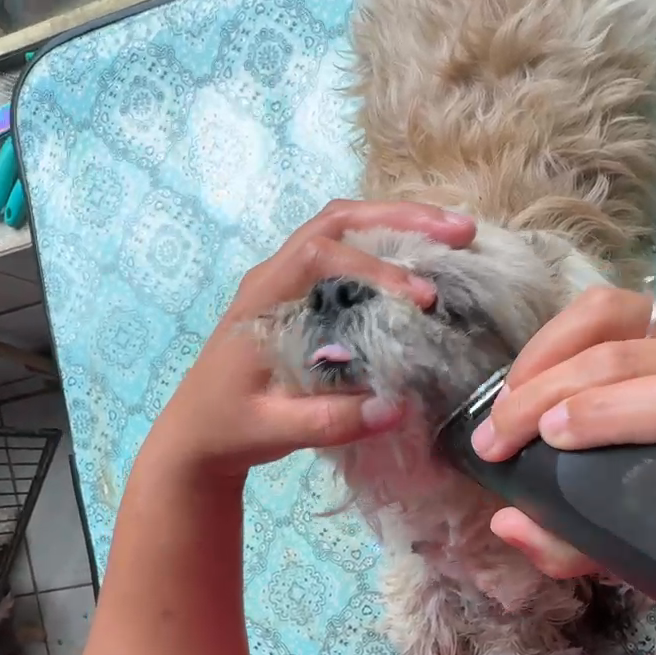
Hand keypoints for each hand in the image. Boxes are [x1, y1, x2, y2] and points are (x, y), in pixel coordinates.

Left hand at [142, 200, 476, 478]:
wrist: (197, 435)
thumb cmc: (228, 428)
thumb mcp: (273, 431)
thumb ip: (328, 422)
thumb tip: (397, 408)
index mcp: (262, 300)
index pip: (319, 257)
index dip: (374, 268)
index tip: (420, 299)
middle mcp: (275, 277)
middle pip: (337, 221)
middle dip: (401, 220)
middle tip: (459, 232)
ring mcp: (288, 282)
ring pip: (344, 229)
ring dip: (399, 225)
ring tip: (455, 236)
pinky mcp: (303, 297)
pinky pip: (346, 254)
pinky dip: (388, 248)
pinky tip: (424, 263)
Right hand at [470, 286, 655, 577]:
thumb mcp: (634, 547)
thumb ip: (572, 546)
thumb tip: (507, 523)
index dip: (611, 413)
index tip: (548, 439)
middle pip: (627, 358)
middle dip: (546, 394)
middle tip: (494, 438)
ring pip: (609, 315)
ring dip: (540, 358)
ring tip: (504, 403)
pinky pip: (597, 307)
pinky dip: (548, 340)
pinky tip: (521, 379)